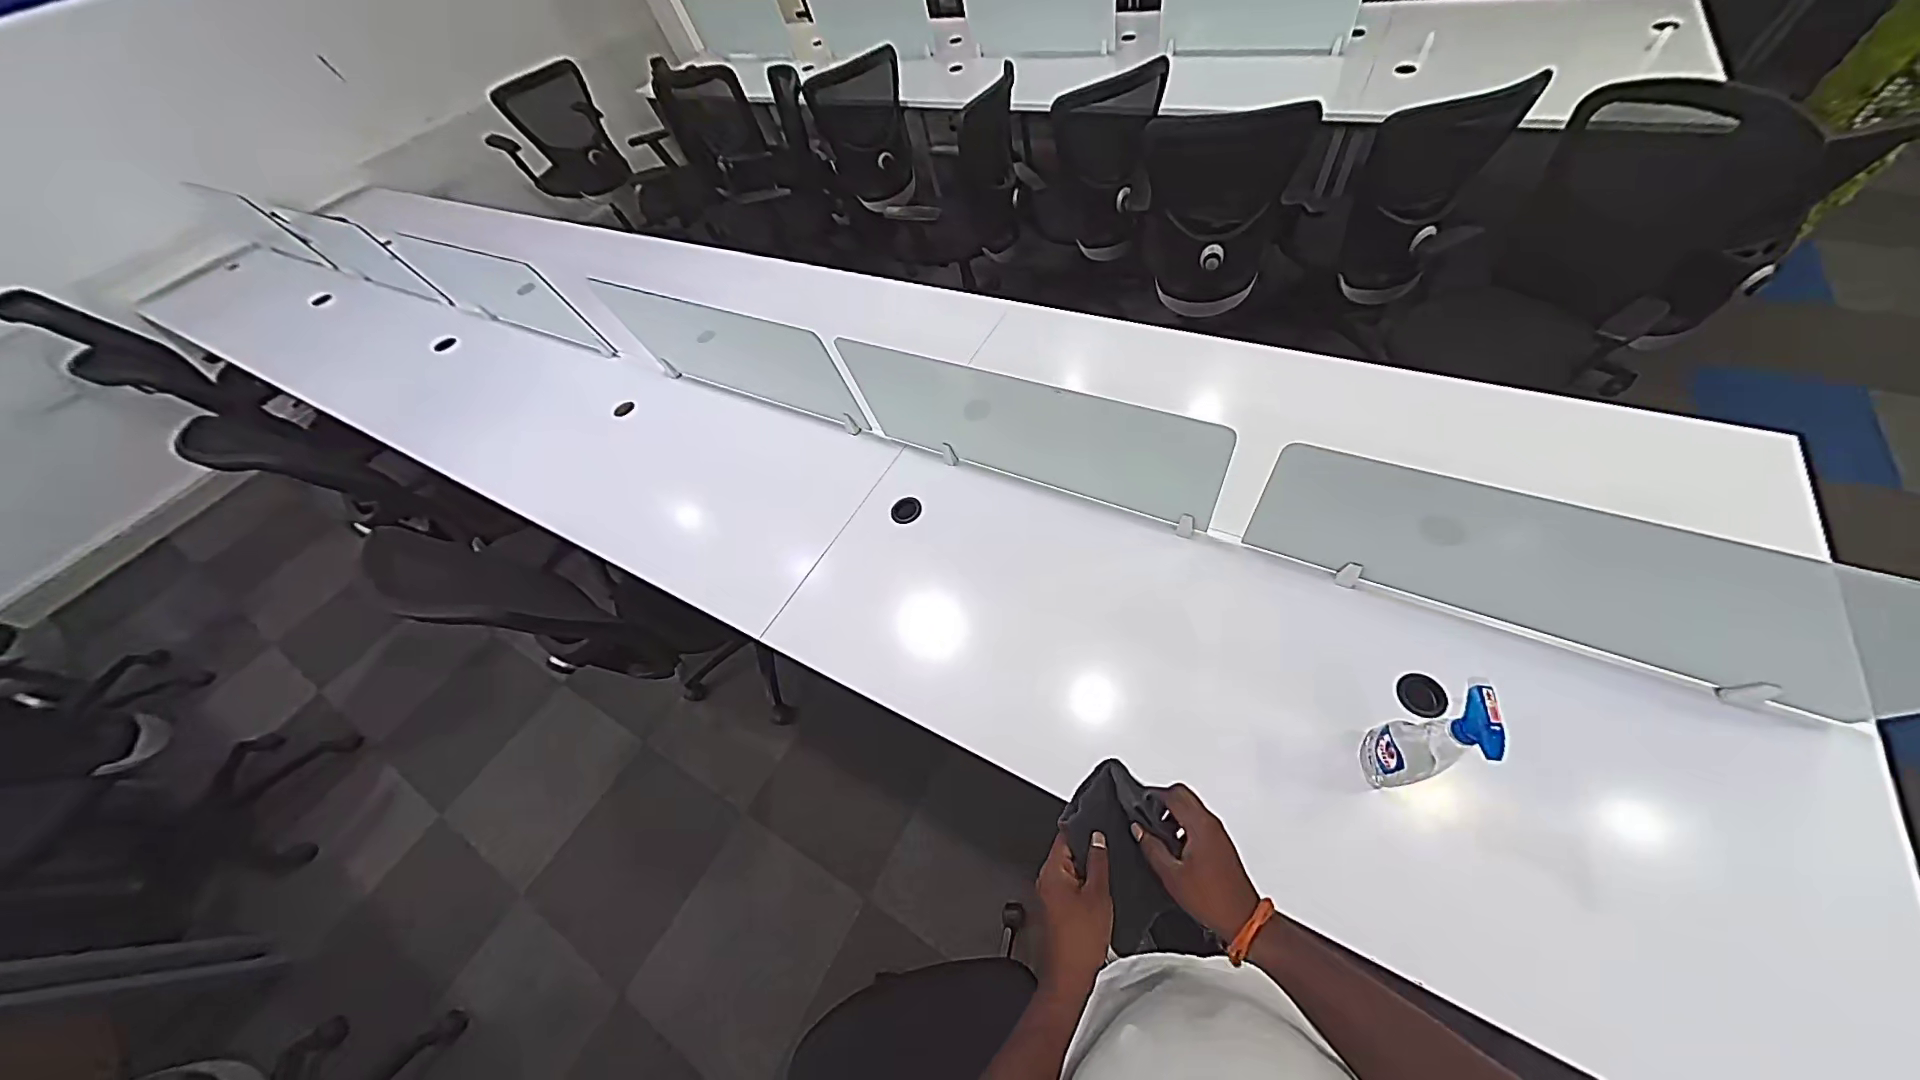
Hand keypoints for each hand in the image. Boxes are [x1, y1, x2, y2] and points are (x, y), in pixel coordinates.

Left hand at [1035, 829, 1110, 990]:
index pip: (1064, 835)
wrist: (1071, 977)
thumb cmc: (1081, 941)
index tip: (1097, 822)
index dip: (1082, 826)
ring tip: (1105, 873)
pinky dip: (1083, 883)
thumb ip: (1098, 861)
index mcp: (1052, 870)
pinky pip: (1070, 884)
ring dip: (1086, 868)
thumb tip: (1097, 838)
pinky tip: (1098, 892)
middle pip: (1067, 851)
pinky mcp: (1055, 907)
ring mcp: (1049, 894)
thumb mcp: (1098, 894)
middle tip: (1108, 850)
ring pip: (1070, 868)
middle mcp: (1046, 879)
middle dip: (1086, 849)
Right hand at [1133, 783, 1260, 939]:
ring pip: (1192, 807)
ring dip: (1174, 814)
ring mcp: (1218, 833)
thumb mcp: (1171, 875)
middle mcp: (1212, 824)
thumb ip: (1152, 847)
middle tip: (1148, 817)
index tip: (1139, 805)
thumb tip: (1139, 830)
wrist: (1242, 919)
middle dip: (1163, 801)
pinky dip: (1184, 825)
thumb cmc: (1213, 900)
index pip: (1174, 794)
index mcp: (1200, 825)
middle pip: (1184, 795)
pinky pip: (1199, 821)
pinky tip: (1175, 847)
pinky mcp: (1221, 843)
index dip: (1153, 796)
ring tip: (1160, 835)